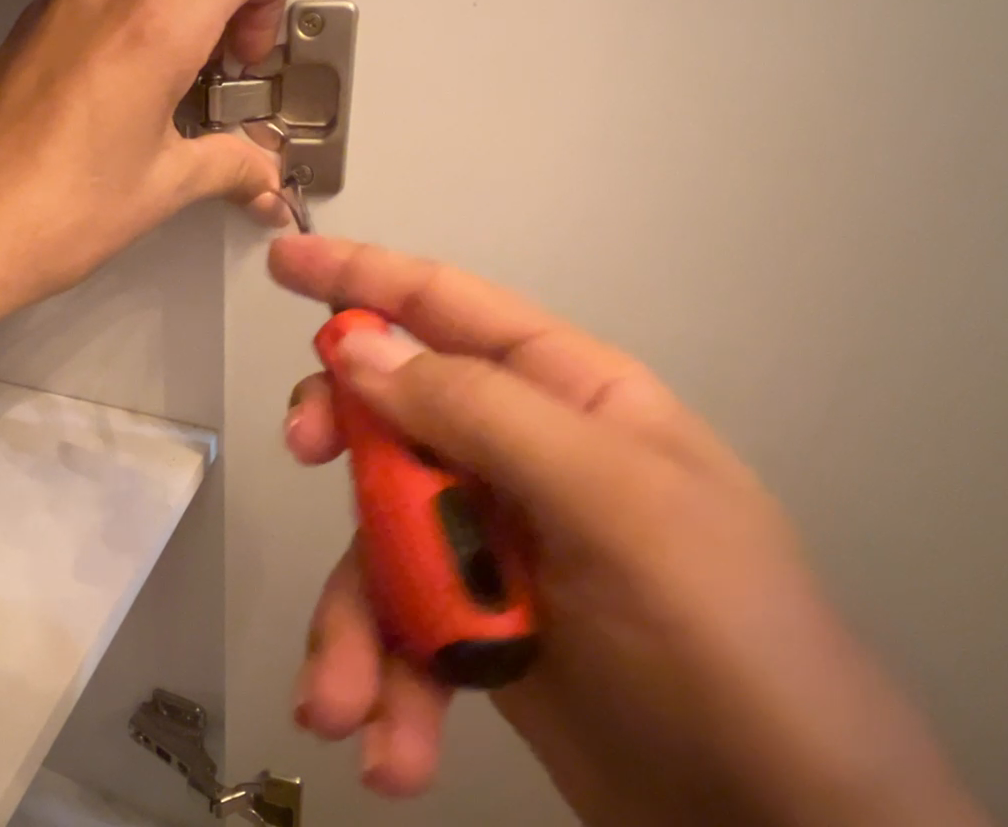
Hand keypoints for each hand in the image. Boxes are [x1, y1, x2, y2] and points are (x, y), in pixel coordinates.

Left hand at [0, 0, 290, 313]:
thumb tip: (261, 175)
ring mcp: (57, 1)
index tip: (250, 55)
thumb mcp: (162, 189)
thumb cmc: (57, 213)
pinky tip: (126, 85)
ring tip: (176, 71)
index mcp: (154, 23)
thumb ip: (228, 166)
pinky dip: (129, 7)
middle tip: (221, 53)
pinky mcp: (28, 24)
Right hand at [274, 236, 986, 825]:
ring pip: (376, 538)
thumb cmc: (725, 641)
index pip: (446, 307)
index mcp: (567, 397)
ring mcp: (488, 541)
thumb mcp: (616, 507)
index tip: (282, 259)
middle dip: (342, 436)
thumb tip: (358, 351)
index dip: (360, 276)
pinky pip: (394, 625)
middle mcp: (517, 455)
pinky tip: (393, 748)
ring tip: (348, 706)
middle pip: (389, 416)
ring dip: (354, 628)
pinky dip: (383, 684)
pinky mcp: (470, 624)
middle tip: (303, 454)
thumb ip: (484, 414)